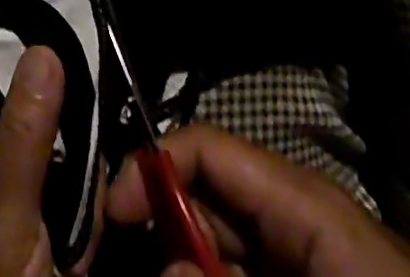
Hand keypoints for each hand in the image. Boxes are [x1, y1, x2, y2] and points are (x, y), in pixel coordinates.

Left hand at [0, 46, 101, 276]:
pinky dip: (97, 176)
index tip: (55, 18)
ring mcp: (29, 181)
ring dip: (85, 142)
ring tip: (85, 161)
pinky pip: (86, 166)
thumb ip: (22, 139)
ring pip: (66, 129)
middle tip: (83, 86)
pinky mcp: (61, 202)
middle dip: (64, 102)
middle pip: (33, 101)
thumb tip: (43, 49)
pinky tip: (95, 190)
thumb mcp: (3, 214)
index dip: (19, 48)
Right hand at [106, 124, 409, 276]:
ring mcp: (290, 246)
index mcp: (299, 196)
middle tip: (113, 265)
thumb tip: (166, 265)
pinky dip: (206, 275)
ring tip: (139, 267)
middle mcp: (288, 212)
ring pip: (211, 241)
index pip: (209, 146)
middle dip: (156, 225)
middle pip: (201, 197)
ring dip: (176, 261)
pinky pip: (232, 268)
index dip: (154, 166)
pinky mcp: (289, 271)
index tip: (111, 214)